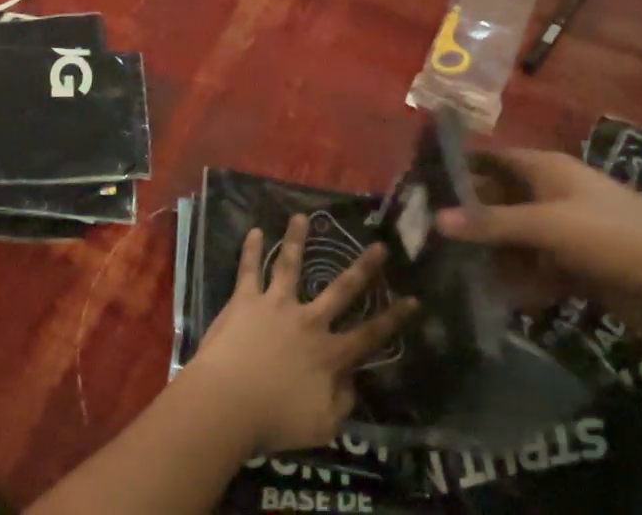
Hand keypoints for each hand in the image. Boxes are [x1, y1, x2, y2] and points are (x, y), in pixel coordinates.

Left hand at [183, 214, 417, 454]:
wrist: (228, 401)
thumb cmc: (275, 420)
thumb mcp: (323, 425)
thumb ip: (342, 401)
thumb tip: (351, 380)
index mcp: (330, 354)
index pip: (371, 334)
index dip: (394, 318)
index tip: (413, 298)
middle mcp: (308, 321)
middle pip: (341, 289)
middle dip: (363, 268)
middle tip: (379, 246)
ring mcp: (275, 305)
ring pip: (289, 264)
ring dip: (296, 239)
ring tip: (301, 216)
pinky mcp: (245, 300)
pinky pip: (249, 269)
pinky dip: (251, 249)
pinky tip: (253, 231)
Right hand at [438, 148, 641, 348]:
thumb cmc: (615, 237)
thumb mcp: (548, 227)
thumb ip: (490, 224)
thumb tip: (434, 220)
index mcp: (546, 169)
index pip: (489, 159)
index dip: (457, 169)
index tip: (419, 185)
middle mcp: (551, 193)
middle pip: (496, 200)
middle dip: (465, 218)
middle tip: (424, 236)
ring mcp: (563, 230)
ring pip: (511, 237)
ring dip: (486, 253)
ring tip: (447, 270)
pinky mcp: (573, 263)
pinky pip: (531, 267)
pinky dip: (513, 278)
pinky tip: (489, 295)